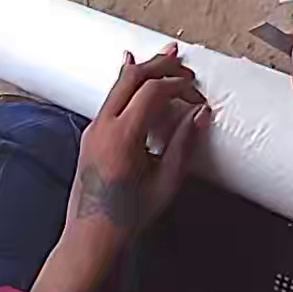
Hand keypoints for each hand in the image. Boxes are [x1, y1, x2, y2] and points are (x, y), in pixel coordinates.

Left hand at [33, 45, 211, 291]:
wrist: (91, 234)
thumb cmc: (129, 215)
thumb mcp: (166, 182)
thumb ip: (183, 144)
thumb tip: (201, 113)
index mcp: (121, 136)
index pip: (151, 92)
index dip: (178, 87)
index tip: (197, 96)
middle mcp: (103, 126)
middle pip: (131, 78)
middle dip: (159, 66)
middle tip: (183, 62)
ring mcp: (93, 128)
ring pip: (117, 85)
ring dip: (142, 70)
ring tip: (165, 58)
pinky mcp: (92, 134)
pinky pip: (109, 99)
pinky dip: (126, 83)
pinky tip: (130, 68)